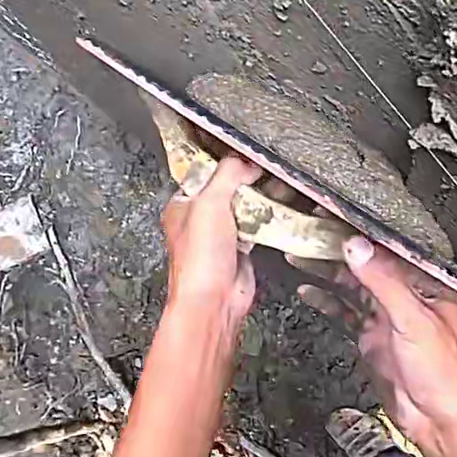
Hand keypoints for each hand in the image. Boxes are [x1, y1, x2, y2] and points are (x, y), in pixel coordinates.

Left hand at [162, 156, 262, 323]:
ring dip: (257, 202)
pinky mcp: (239, 250)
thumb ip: (227, 175)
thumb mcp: (210, 202)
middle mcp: (199, 220)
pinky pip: (255, 228)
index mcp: (182, 205)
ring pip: (243, 208)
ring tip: (273, 189)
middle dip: (245, 182)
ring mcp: (220, 236)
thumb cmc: (199, 258)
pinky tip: (274, 215)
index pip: (203, 174)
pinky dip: (265, 222)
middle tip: (262, 172)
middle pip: (226, 190)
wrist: (214, 300)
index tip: (243, 156)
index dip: (222, 164)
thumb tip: (245, 162)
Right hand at [297, 236, 456, 446]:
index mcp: (421, 285)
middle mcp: (403, 297)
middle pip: (363, 265)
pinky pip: (345, 313)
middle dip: (334, 250)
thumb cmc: (447, 375)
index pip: (384, 249)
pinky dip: (326, 301)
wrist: (441, 421)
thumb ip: (384, 282)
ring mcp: (386, 317)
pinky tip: (309, 291)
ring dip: (326, 273)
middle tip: (306, 235)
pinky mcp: (372, 338)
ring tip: (300, 256)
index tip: (330, 220)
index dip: (357, 233)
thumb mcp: (413, 320)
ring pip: (350, 287)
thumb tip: (358, 248)